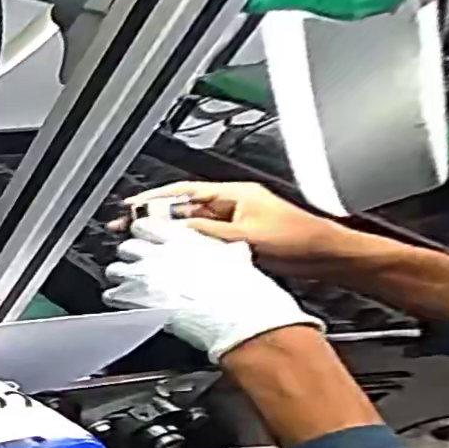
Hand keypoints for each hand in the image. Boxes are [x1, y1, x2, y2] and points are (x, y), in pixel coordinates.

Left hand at [104, 219, 322, 362]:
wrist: (231, 313)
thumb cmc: (238, 285)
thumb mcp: (233, 252)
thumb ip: (212, 245)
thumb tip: (211, 246)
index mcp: (180, 238)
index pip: (144, 225)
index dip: (142, 233)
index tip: (145, 240)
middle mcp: (156, 253)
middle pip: (125, 247)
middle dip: (131, 257)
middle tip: (142, 267)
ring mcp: (139, 274)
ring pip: (114, 269)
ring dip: (122, 277)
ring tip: (135, 286)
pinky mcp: (129, 297)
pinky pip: (110, 295)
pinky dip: (117, 299)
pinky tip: (131, 303)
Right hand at [118, 181, 361, 278]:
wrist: (324, 256)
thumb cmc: (299, 238)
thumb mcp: (246, 232)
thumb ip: (206, 229)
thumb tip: (173, 227)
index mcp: (236, 194)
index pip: (185, 191)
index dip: (155, 197)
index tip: (131, 205)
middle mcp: (229, 205)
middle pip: (180, 206)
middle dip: (150, 214)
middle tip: (124, 224)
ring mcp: (227, 222)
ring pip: (184, 223)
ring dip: (160, 230)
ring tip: (136, 238)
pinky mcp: (227, 238)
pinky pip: (194, 238)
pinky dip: (176, 242)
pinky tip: (162, 249)